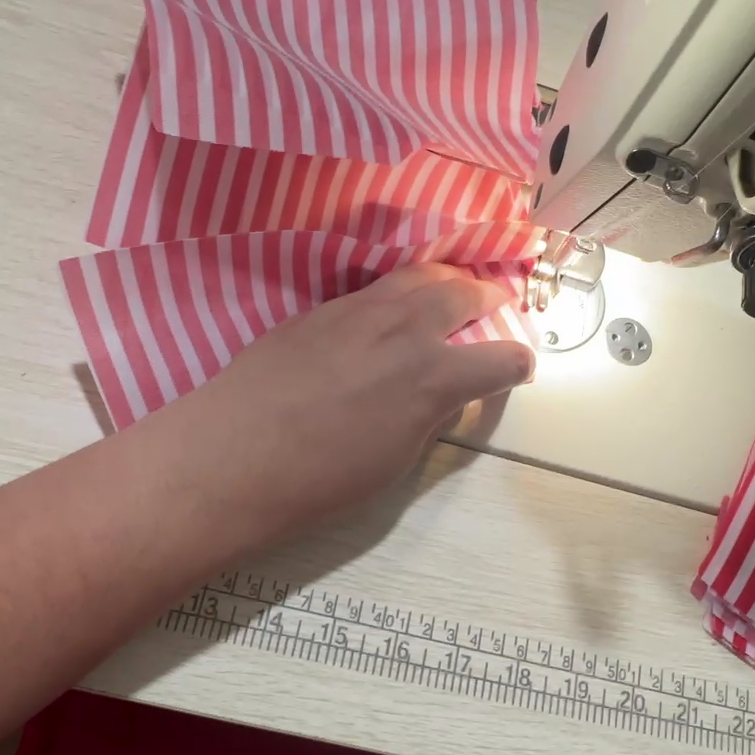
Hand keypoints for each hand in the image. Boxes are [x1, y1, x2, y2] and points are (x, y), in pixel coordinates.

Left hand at [138, 262, 533, 543]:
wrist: (236, 453)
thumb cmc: (321, 479)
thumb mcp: (395, 461)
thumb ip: (427, 416)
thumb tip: (439, 394)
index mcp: (434, 376)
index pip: (501, 359)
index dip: (517, 365)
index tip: (518, 370)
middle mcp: (405, 329)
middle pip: (463, 294)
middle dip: (488, 298)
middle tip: (495, 301)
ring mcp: (359, 310)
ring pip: (416, 275)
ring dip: (444, 279)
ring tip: (451, 285)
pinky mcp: (321, 309)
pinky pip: (373, 288)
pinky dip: (397, 291)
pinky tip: (389, 306)